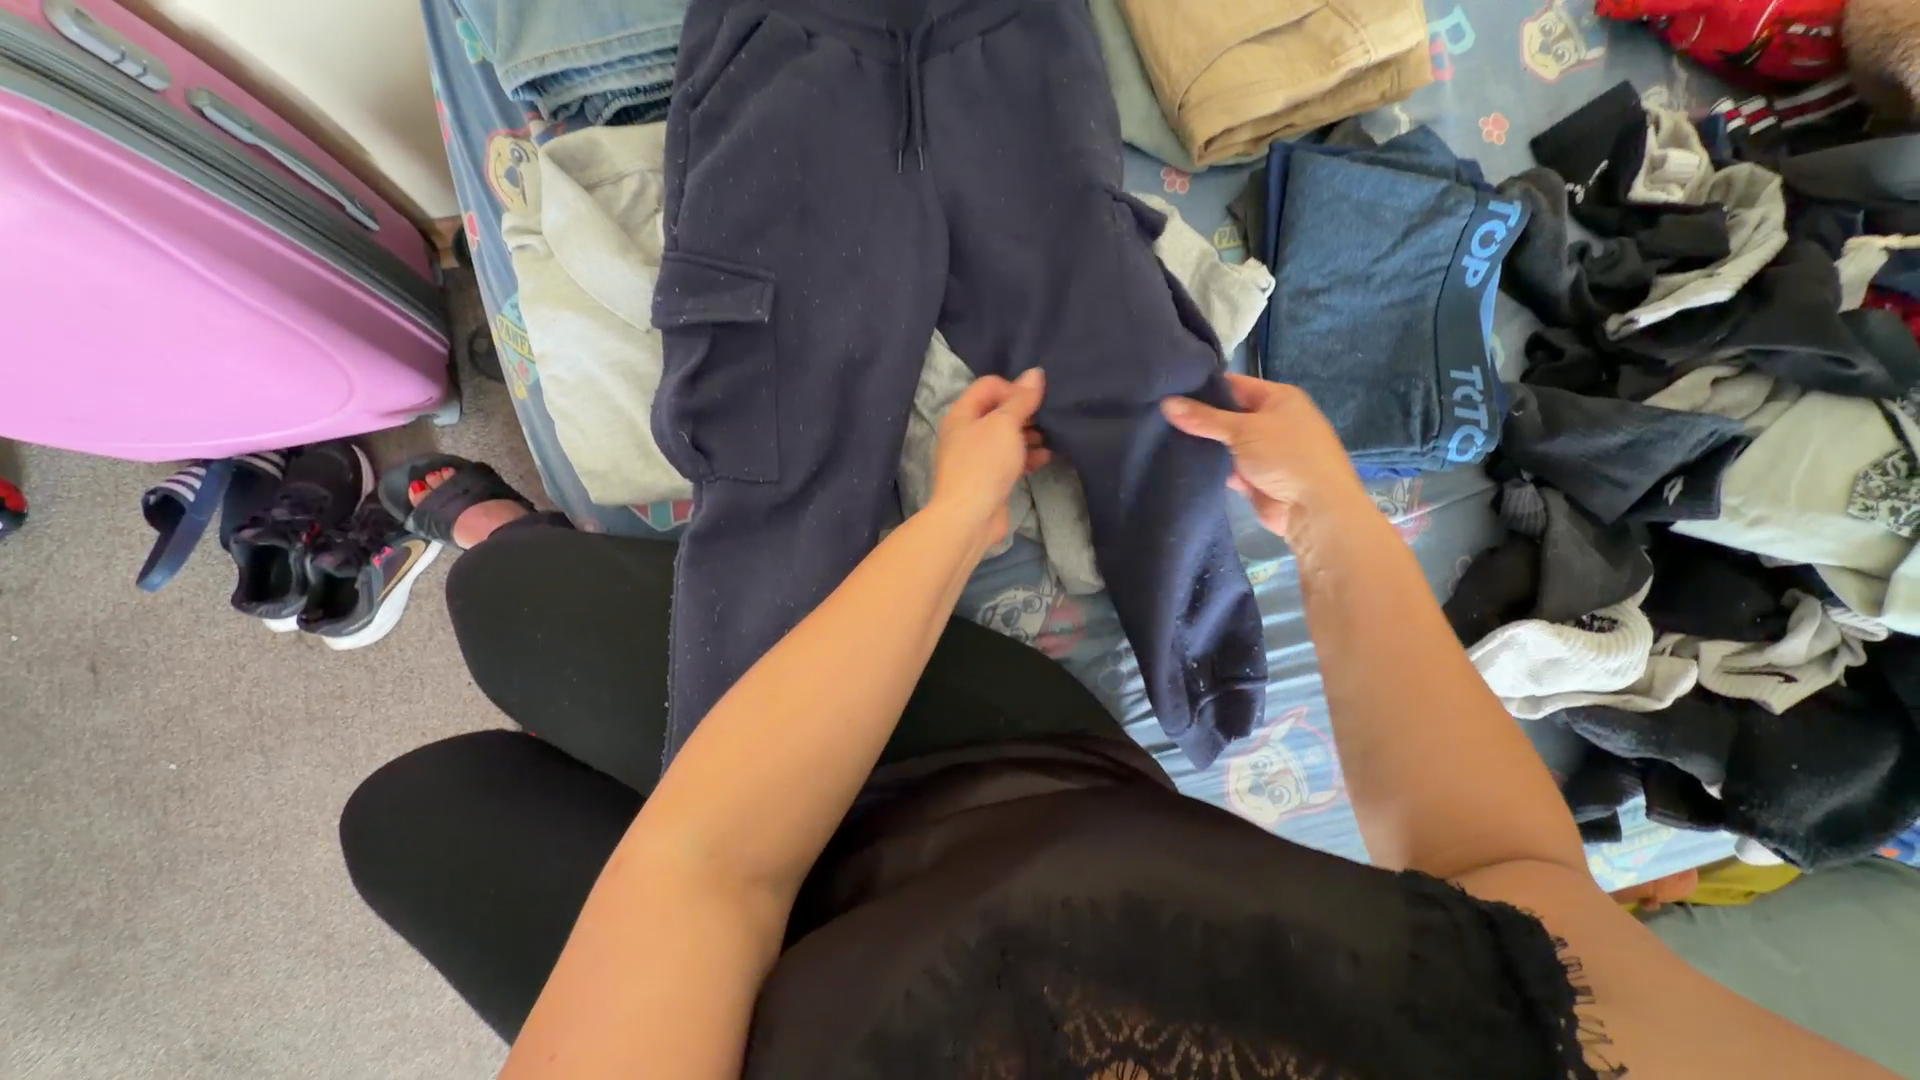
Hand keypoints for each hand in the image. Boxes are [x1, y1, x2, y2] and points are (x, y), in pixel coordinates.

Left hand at [931, 369, 1050, 549]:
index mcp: (962, 413)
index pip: (989, 386)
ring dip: (1029, 435)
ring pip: (1006, 437)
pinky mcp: (988, 478)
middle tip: (1048, 417)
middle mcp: (966, 432)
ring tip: (1050, 437)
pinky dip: (1026, 456)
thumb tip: (1035, 373)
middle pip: (998, 411)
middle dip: (1025, 412)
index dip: (1014, 387)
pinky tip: (1044, 458)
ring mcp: (976, 457)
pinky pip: (1009, 459)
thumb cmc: (984, 463)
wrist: (970, 516)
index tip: (1035, 400)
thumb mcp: (1005, 424)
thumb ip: (1021, 399)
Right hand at [1161, 373, 1373, 542]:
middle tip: (1159, 415)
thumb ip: (1203, 418)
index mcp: (1278, 398)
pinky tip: (1179, 462)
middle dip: (1198, 418)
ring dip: (1202, 445)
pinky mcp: (1254, 477)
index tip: (1169, 389)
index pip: (1234, 385)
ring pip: (1224, 443)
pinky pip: (1226, 467)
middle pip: (1227, 415)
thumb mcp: (1243, 429)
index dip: (1203, 387)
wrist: (1314, 508)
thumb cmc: (1286, 455)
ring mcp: (1263, 451)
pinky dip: (1210, 467)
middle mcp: (1271, 421)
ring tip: (1161, 437)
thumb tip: (1166, 403)